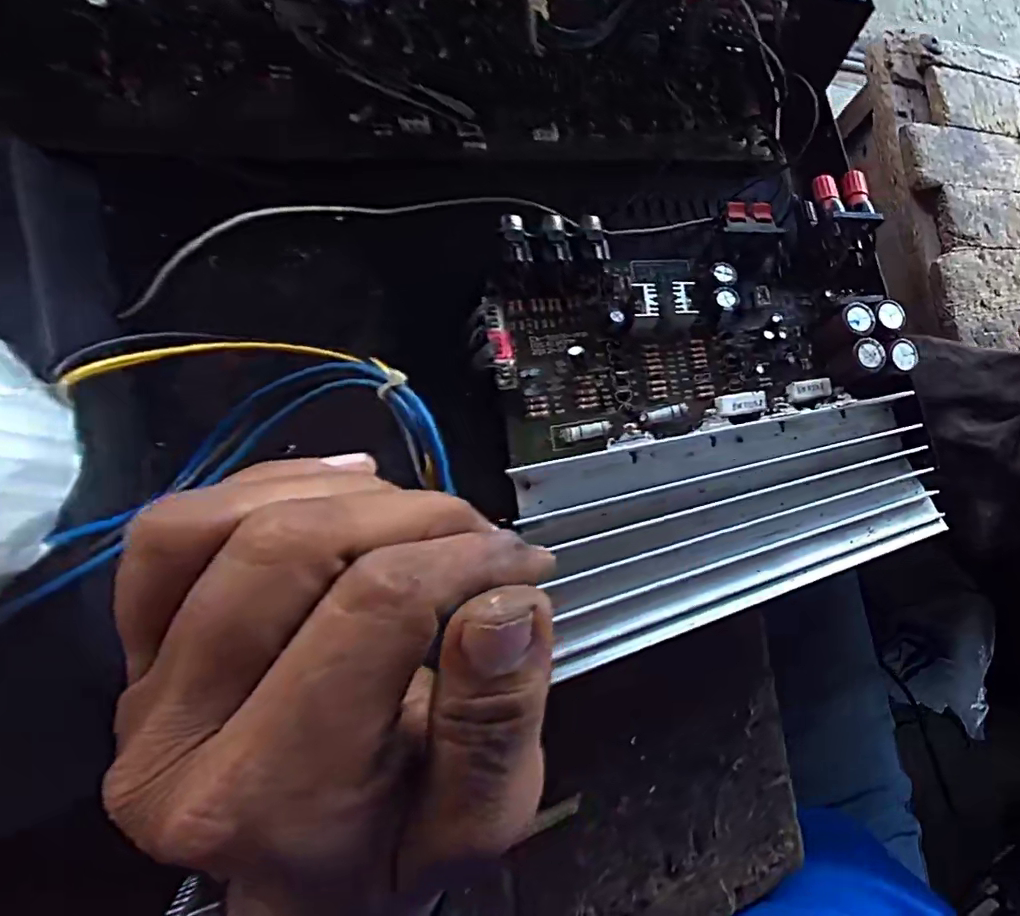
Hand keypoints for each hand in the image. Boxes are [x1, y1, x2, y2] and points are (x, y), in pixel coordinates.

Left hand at [103, 455, 556, 915]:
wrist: (325, 880)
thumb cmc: (411, 846)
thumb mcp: (485, 813)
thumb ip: (501, 717)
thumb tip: (508, 602)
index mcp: (269, 785)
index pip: (377, 604)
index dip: (473, 560)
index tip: (530, 566)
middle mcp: (176, 736)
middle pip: (289, 549)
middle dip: (423, 518)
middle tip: (489, 542)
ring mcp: (145, 690)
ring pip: (215, 527)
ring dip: (355, 499)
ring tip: (434, 522)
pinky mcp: (147, 653)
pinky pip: (176, 532)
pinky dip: (275, 486)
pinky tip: (358, 487)